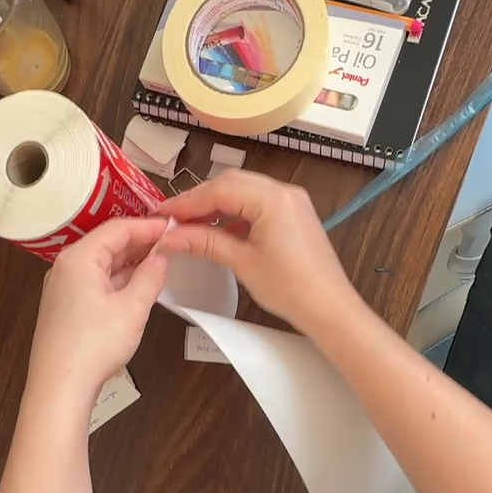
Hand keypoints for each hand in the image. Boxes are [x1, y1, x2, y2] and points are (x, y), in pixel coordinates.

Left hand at [27, 217, 168, 400]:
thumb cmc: (93, 345)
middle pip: (107, 244)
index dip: (148, 226)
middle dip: (140, 243)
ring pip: (102, 265)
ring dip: (130, 263)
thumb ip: (151, 277)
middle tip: (170, 243)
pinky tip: (136, 288)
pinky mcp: (65, 308)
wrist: (60, 386)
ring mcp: (63, 289)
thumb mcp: (133, 308)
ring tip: (159, 264)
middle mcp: (66, 268)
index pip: (117, 229)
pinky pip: (95, 283)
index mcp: (79, 258)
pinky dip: (118, 281)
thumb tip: (162, 257)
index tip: (172, 226)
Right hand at [155, 171, 360, 334]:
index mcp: (272, 198)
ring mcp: (293, 201)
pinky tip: (220, 231)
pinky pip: (259, 204)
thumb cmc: (289, 287)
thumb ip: (205, 242)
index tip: (161, 214)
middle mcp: (284, 191)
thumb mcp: (242, 262)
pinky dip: (237, 213)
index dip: (186, 201)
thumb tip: (170, 236)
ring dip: (217, 206)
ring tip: (191, 226)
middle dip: (200, 200)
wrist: (330, 308)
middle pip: (231, 183)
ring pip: (244, 192)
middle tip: (173, 220)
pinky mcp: (296, 215)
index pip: (219, 190)